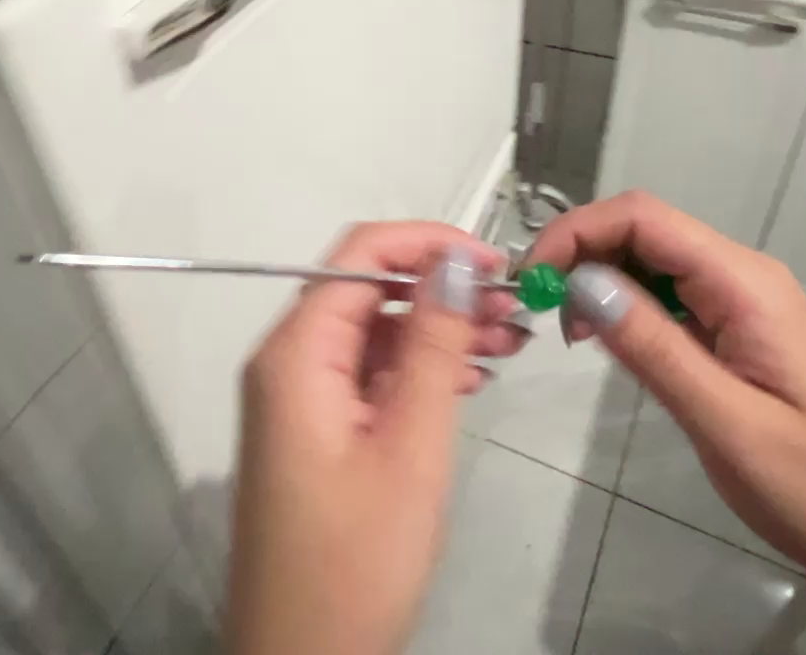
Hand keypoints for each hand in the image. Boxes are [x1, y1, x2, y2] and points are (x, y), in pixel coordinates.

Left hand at [226, 223, 524, 654]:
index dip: (430, 244)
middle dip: (442, 288)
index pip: (361, 253)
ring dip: (439, 329)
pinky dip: (419, 368)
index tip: (496, 262)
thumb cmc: (356, 560)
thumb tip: (455, 262)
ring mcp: (301, 395)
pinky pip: (370, 374)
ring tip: (510, 342)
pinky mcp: (318, 427)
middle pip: (369, 289)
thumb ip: (432, 343)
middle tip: (516, 309)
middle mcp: (290, 360)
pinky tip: (470, 378)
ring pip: (375, 331)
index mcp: (297, 351)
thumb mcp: (410, 445)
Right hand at [525, 191, 805, 603]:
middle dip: (580, 253)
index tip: (532, 280)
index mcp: (745, 284)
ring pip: (648, 256)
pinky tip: (606, 338)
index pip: (643, 218)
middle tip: (543, 311)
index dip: (576, 232)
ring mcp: (738, 297)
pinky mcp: (731, 323)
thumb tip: (580, 280)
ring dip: (596, 278)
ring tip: (570, 332)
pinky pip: (664, 290)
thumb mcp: (727, 423)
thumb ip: (653, 347)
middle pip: (641, 228)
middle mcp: (741, 274)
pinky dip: (622, 302)